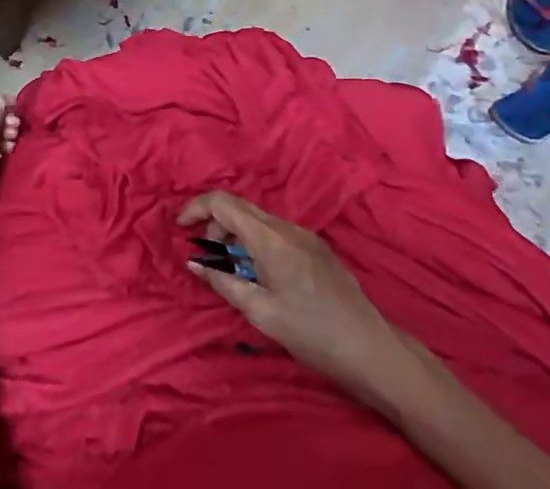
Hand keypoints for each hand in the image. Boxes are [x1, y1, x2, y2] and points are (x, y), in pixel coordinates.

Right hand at [177, 191, 398, 387]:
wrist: (369, 346)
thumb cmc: (311, 332)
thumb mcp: (260, 312)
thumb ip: (224, 282)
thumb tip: (194, 263)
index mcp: (271, 239)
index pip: (224, 203)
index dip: (197, 208)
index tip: (180, 227)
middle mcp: (288, 227)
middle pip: (241, 206)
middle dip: (214, 222)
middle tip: (204, 253)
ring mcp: (305, 235)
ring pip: (259, 219)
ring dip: (236, 233)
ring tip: (230, 268)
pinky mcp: (316, 247)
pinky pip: (276, 231)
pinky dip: (255, 241)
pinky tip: (257, 271)